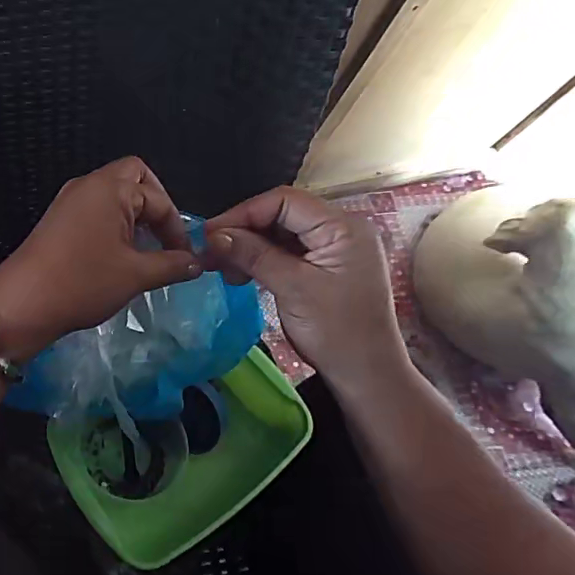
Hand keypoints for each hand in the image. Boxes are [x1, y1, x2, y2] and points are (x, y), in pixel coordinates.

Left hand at [0, 157, 201, 360]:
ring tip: (144, 253)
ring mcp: (68, 202)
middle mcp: (87, 185)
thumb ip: (172, 265)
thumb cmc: (84, 282)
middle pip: (133, 178)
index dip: (176, 226)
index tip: (185, 258)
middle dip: (155, 206)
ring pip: (112, 196)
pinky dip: (113, 226)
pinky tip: (118, 257)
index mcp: (110, 188)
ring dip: (134, 218)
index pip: (157, 196)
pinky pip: (94, 211)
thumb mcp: (135, 275)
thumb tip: (196, 263)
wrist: (23, 303)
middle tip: (164, 239)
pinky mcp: (57, 221)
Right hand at [206, 187, 406, 385]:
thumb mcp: (292, 287)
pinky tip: (240, 274)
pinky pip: (285, 252)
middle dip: (243, 230)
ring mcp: (332, 249)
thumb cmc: (336, 330)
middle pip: (280, 214)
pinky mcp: (322, 267)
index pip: (284, 201)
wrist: (365, 373)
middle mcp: (339, 229)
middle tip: (210, 253)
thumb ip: (253, 255)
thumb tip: (213, 235)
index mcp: (342, 226)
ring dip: (248, 247)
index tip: (210, 235)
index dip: (243, 213)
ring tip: (222, 268)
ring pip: (278, 233)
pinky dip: (259, 260)